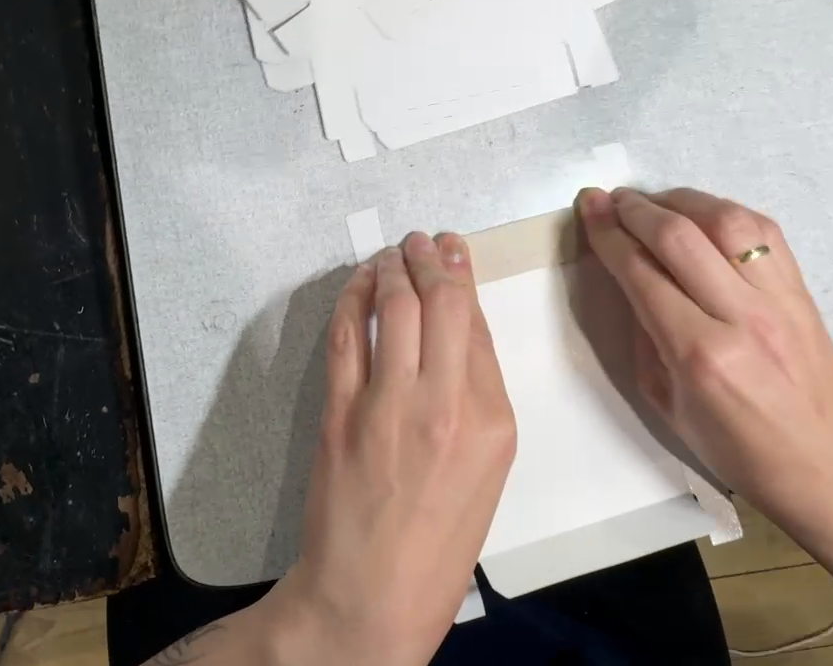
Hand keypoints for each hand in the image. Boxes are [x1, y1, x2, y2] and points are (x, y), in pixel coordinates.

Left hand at [268, 232, 516, 665]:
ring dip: (391, 266)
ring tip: (392, 250)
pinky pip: (346, 333)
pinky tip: (359, 281)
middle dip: (428, 256)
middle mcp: (444, 403)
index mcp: (493, 421)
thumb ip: (478, 394)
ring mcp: (387, 403)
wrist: (370, 594)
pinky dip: (352, 296)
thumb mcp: (487, 469)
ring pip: (392, 306)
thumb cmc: (440, 540)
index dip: (461, 274)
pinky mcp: (340, 408)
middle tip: (421, 238)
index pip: (477, 324)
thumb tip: (459, 327)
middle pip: (439, 302)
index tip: (452, 247)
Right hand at [573, 186, 832, 537]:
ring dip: (679, 200)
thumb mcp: (667, 405)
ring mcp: (781, 300)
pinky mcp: (804, 292)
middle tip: (610, 199)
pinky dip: (723, 211)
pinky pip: (763, 230)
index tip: (587, 206)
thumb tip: (629, 278)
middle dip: (635, 208)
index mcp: (700, 355)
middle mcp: (743, 317)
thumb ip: (644, 337)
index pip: (640, 272)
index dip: (607, 234)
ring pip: (725, 219)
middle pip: (679, 236)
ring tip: (653, 203)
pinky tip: (701, 215)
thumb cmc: (739, 453)